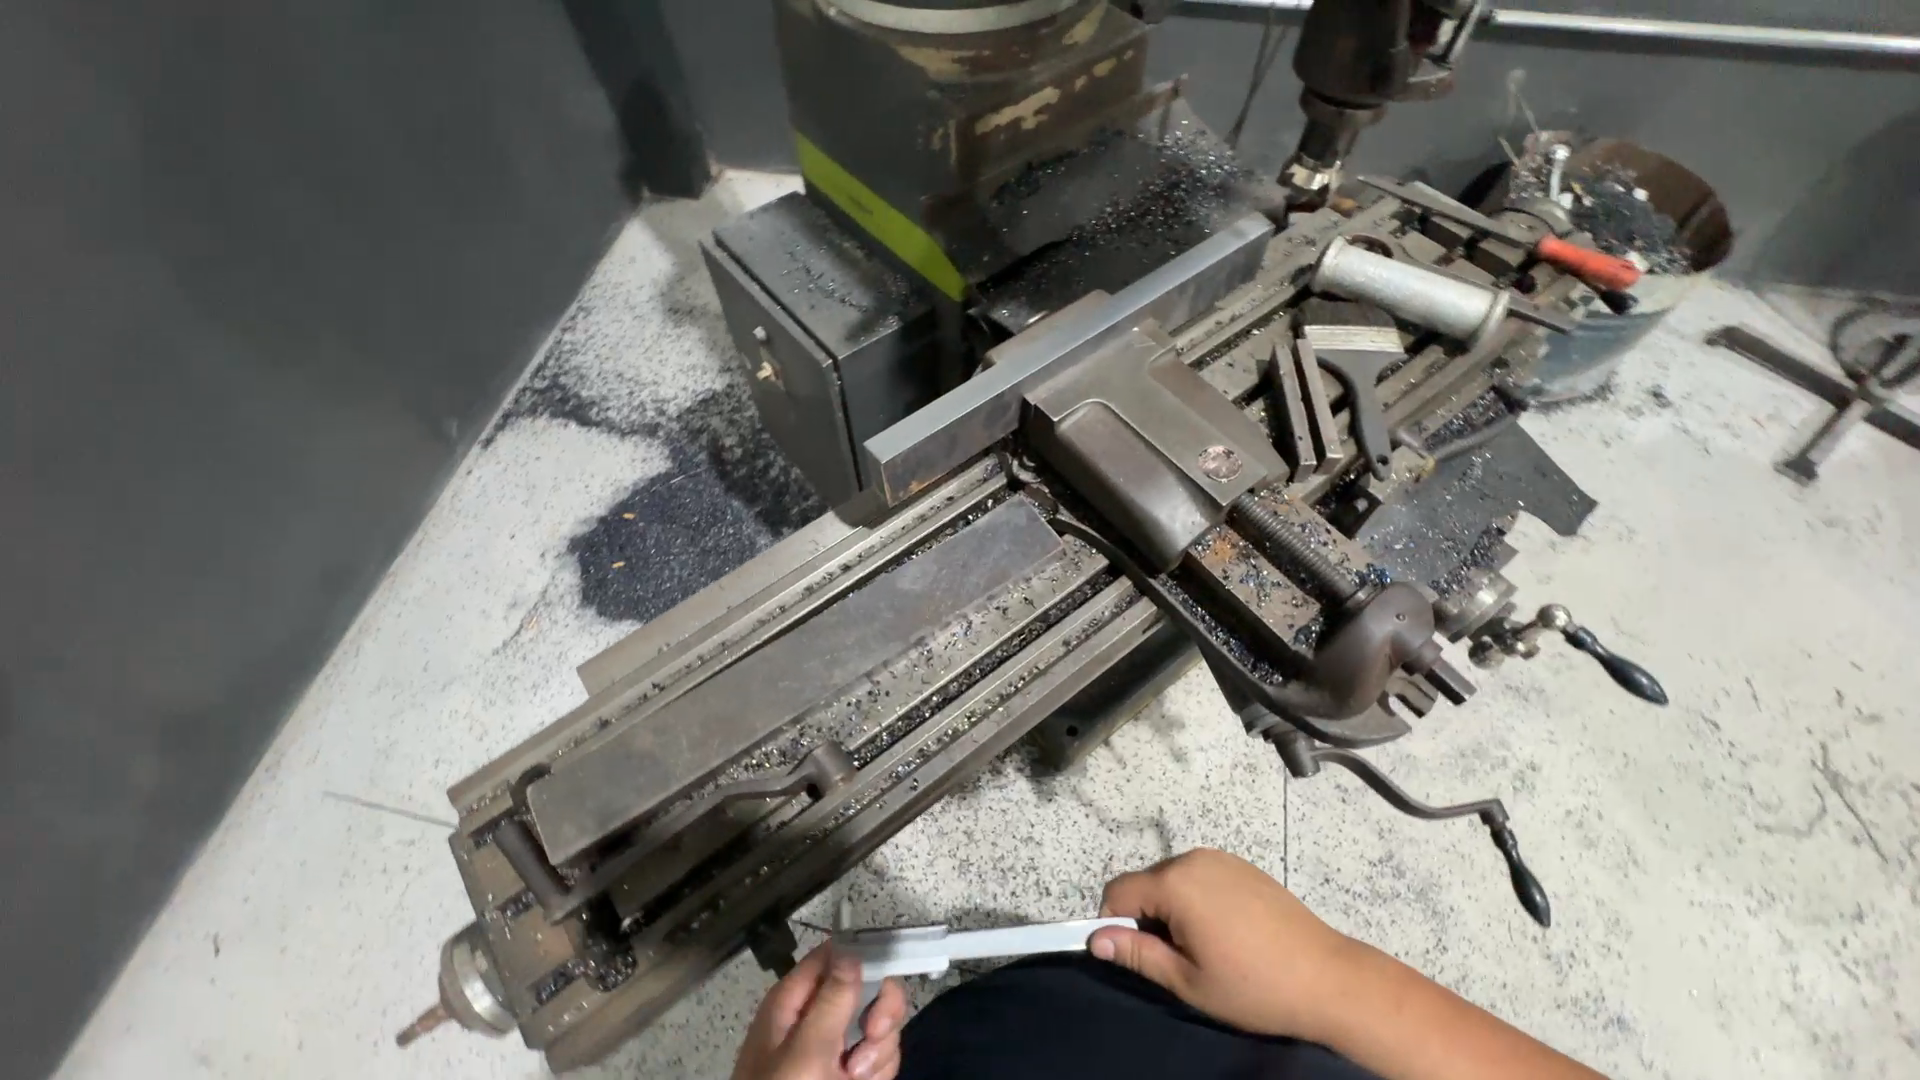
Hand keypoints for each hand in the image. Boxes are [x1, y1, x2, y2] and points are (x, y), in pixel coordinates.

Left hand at [731, 944, 906, 1079]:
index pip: (832, 954)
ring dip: (879, 1049)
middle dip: (879, 1012)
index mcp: (793, 1001)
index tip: (888, 968)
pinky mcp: (849, 1073)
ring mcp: (833, 1047)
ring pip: (878, 1023)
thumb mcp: (805, 1054)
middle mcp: (815, 1016)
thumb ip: (831, 1002)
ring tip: (855, 1077)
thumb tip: (852, 950)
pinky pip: (880, 1054)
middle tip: (872, 1035)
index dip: (862, 954)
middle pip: (866, 986)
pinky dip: (879, 1070)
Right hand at [1087, 848, 1363, 1043]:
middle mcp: (1193, 858)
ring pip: (1171, 879)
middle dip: (1146, 917)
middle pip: (1145, 882)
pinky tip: (1225, 932)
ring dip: (1171, 908)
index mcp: (1175, 882)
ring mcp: (1220, 858)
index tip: (1134, 955)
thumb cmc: (1254, 986)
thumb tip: (1095, 940)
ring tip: (1204, 947)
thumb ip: (1137, 954)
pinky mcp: (1241, 865)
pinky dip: (1196, 899)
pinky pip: (1199, 876)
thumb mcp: (1188, 980)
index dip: (1113, 923)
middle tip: (1176, 959)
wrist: (1329, 978)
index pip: (1117, 891)